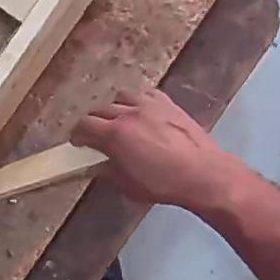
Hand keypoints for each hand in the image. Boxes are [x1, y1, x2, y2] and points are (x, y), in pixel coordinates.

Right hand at [71, 85, 250, 215]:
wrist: (202, 173)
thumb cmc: (162, 184)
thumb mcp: (127, 185)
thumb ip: (109, 171)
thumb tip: (98, 166)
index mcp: (114, 135)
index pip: (84, 126)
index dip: (77, 134)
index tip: (78, 143)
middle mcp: (128, 114)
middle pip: (99, 111)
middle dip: (93, 123)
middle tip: (96, 137)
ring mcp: (149, 105)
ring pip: (120, 98)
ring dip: (114, 109)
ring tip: (118, 122)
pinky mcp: (167, 103)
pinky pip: (144, 94)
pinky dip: (136, 102)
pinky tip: (141, 113)